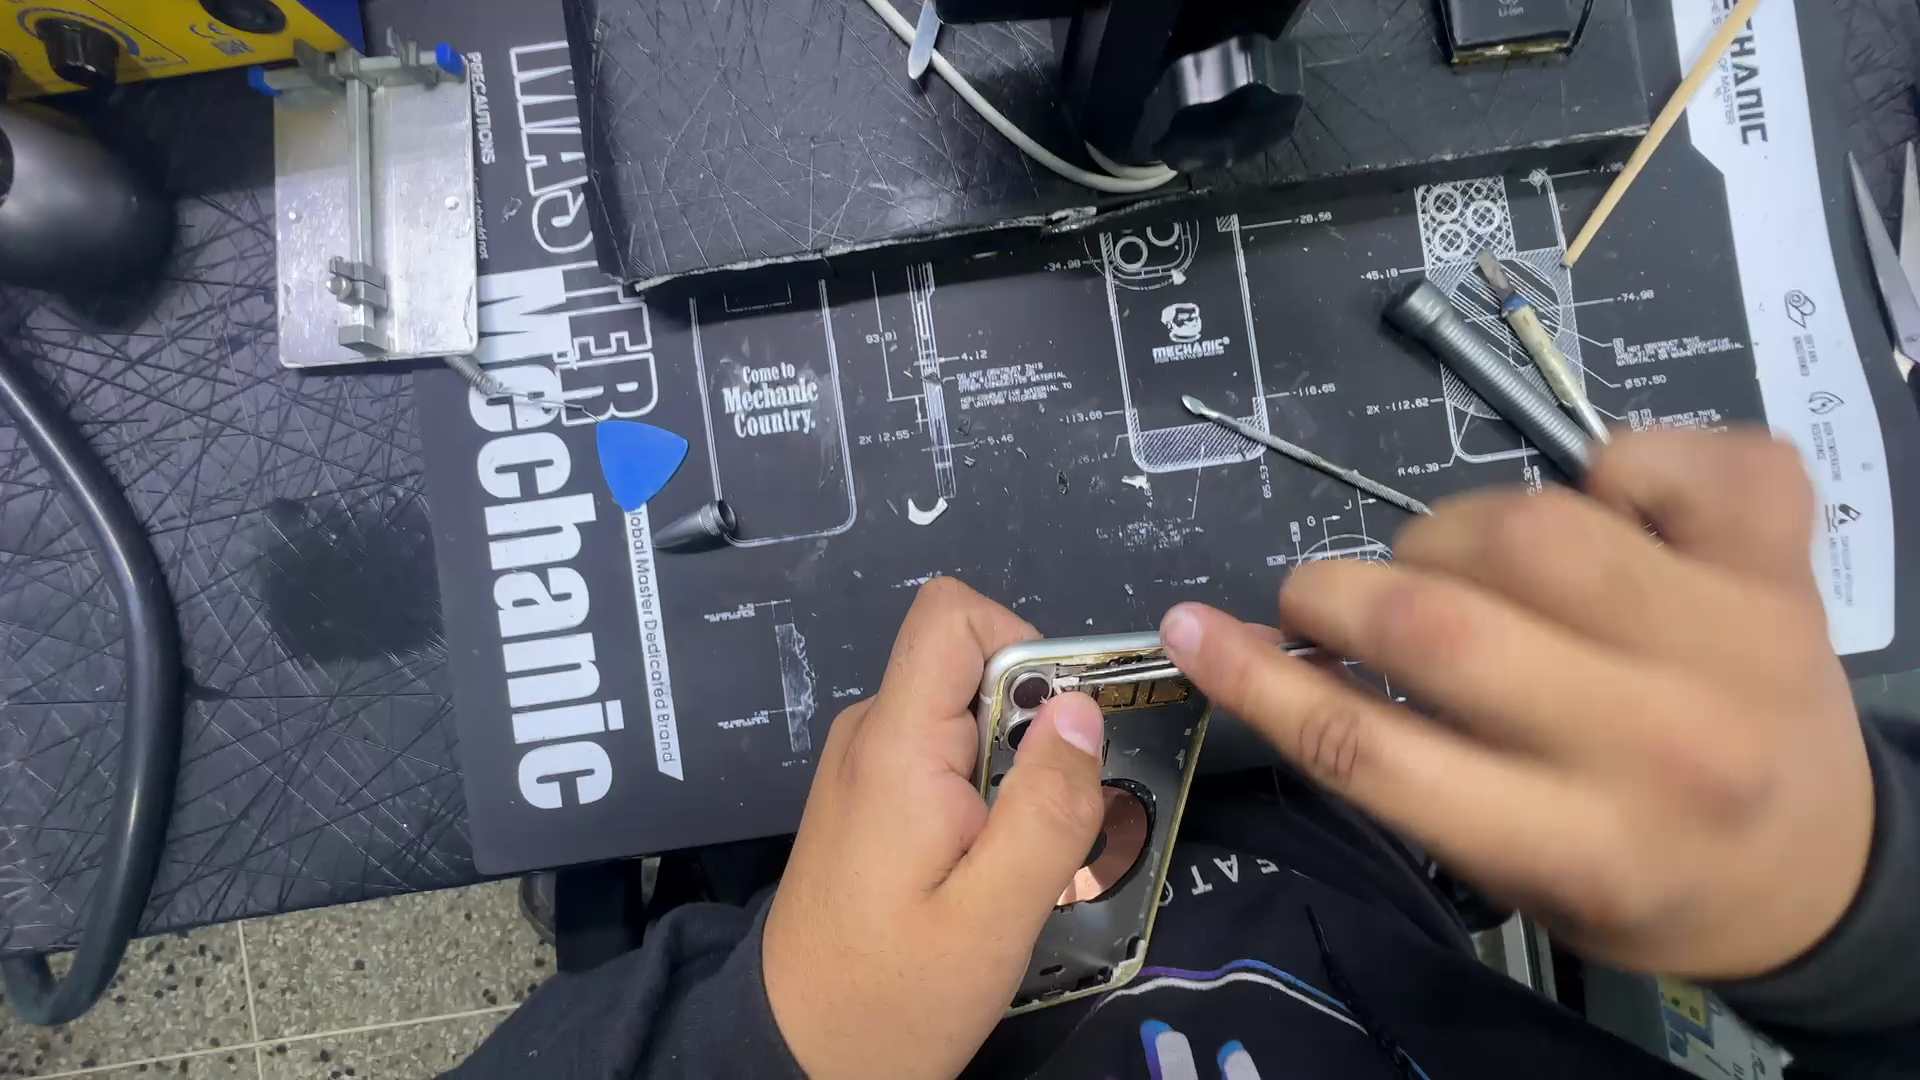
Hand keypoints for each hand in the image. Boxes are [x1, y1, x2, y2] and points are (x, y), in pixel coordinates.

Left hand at [763, 578, 1108, 1079]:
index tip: (1055, 721)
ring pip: (965, 709)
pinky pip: (943, 746)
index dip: (1018, 640)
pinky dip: (984, 783)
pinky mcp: (871, 784)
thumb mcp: (993, 918)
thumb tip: (1081, 707)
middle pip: (969, 663)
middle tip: (1046, 813)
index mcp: (895, 741)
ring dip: (1013, 762)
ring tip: (1016, 849)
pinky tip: (984, 855)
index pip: (951, 614)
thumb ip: (1047, 807)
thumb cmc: (891, 997)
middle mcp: (873, 727)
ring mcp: (867, 754)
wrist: (796, 1051)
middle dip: (1030, 722)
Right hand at [1161, 430, 1871, 978]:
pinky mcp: (1787, 571)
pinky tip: (1598, 506)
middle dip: (1332, 596)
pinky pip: (1696, 467)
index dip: (1253, 679)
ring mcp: (1734, 644)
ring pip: (1528, 530)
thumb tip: (1260, 648)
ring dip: (1442, 533)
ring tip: (1447, 563)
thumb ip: (1372, 750)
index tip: (1188, 628)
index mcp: (1568, 842)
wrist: (1815, 874)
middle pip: (1433, 629)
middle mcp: (1655, 745)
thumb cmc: (1619, 871)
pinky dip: (1621, 462)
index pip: (1366, 750)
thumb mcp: (1484, 853)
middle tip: (1321, 604)